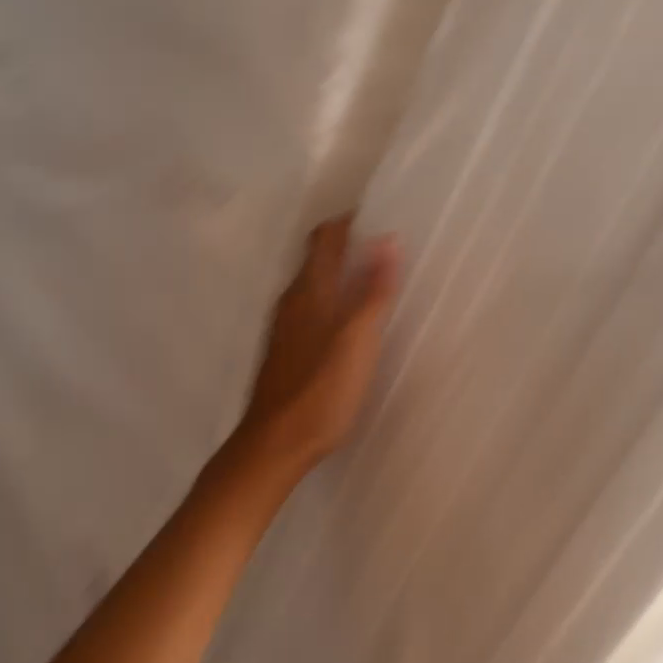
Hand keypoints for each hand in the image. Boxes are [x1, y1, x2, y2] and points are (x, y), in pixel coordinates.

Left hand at [238, 214, 399, 468]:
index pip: (325, 238)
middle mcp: (292, 301)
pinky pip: (311, 311)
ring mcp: (284, 328)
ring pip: (314, 286)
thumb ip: (373, 290)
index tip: (380, 219)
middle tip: (386, 251)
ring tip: (374, 285)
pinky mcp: (285, 352)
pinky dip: (333, 303)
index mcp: (309, 291)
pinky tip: (351, 326)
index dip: (349, 222)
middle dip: (348, 248)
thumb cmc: (322, 389)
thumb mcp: (358, 339)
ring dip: (340, 277)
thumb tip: (387, 239)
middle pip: (317, 259)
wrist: (276, 443)